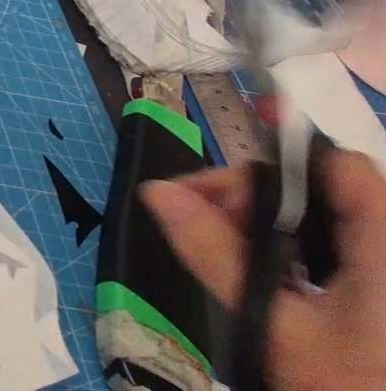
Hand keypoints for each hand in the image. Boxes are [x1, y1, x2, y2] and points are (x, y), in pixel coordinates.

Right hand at [143, 149, 385, 390]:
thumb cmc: (347, 383)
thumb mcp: (272, 324)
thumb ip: (213, 253)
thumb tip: (155, 190)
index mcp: (383, 249)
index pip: (341, 167)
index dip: (280, 150)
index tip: (214, 175)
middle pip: (319, 190)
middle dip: (249, 194)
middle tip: (198, 219)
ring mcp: (381, 269)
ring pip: (323, 216)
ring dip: (263, 219)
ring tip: (222, 246)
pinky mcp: (374, 286)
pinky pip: (337, 244)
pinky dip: (290, 243)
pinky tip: (265, 271)